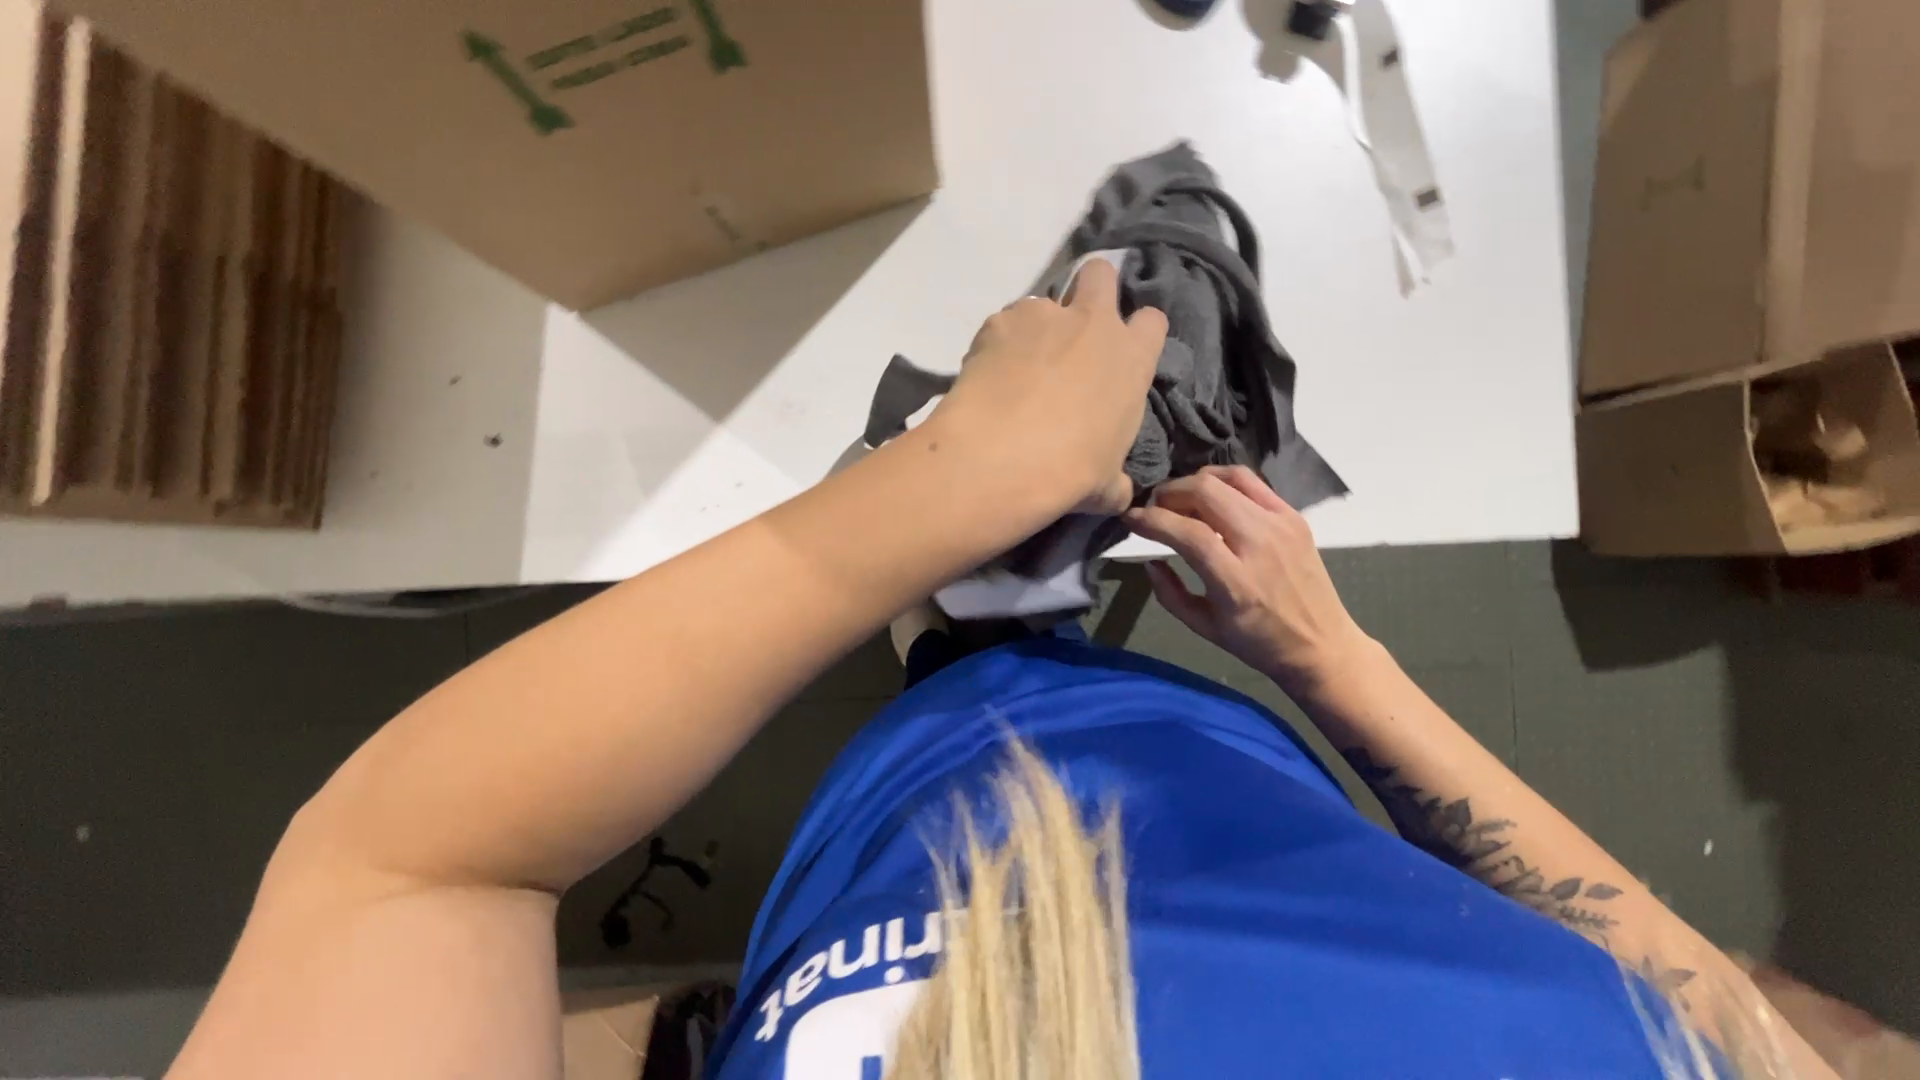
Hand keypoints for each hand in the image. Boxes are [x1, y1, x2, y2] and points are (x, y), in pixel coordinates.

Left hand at [925, 259, 1168, 515]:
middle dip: (1090, 289)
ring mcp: (1043, 315)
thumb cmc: (1071, 474)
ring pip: (1043, 302)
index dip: (1138, 333)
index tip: (1122, 351)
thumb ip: (1116, 480)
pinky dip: (998, 345)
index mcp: (1132, 358)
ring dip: (1035, 328)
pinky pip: (1002, 324)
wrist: (1004, 458)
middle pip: (1101, 273)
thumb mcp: (1107, 486)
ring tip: (1016, 369)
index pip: (1152, 321)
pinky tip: (988, 377)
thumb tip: (1117, 490)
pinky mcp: (998, 321)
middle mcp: (1092, 323)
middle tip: (1072, 330)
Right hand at [1123, 466, 1375, 694]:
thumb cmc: (1258, 642)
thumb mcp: (1203, 627)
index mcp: (1236, 582)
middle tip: (1154, 508)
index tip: (1129, 518)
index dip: (1151, 519)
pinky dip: (1221, 479)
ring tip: (1179, 501)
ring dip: (1193, 483)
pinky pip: (1250, 481)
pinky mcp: (1293, 516)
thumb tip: (1150, 560)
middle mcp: (1259, 544)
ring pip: (1225, 479)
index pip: (1186, 532)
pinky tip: (1209, 493)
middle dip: (1168, 493)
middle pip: (1204, 492)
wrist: (1321, 644)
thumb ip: (1169, 593)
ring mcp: (1280, 525)